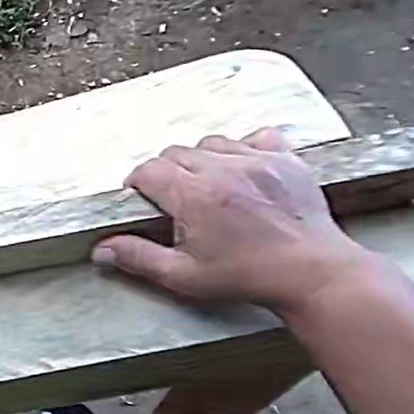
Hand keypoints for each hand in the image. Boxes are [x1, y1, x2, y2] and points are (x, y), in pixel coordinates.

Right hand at [92, 129, 384, 314]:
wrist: (310, 272)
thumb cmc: (249, 276)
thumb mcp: (184, 276)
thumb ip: (139, 258)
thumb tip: (103, 250)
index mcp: (193, 196)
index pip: (149, 170)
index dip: (138, 182)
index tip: (141, 195)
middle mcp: (222, 169)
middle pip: (176, 152)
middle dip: (166, 171)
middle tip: (172, 197)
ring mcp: (256, 160)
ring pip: (212, 142)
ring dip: (201, 159)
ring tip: (206, 185)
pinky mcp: (284, 159)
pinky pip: (255, 137)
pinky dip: (243, 148)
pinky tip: (242, 170)